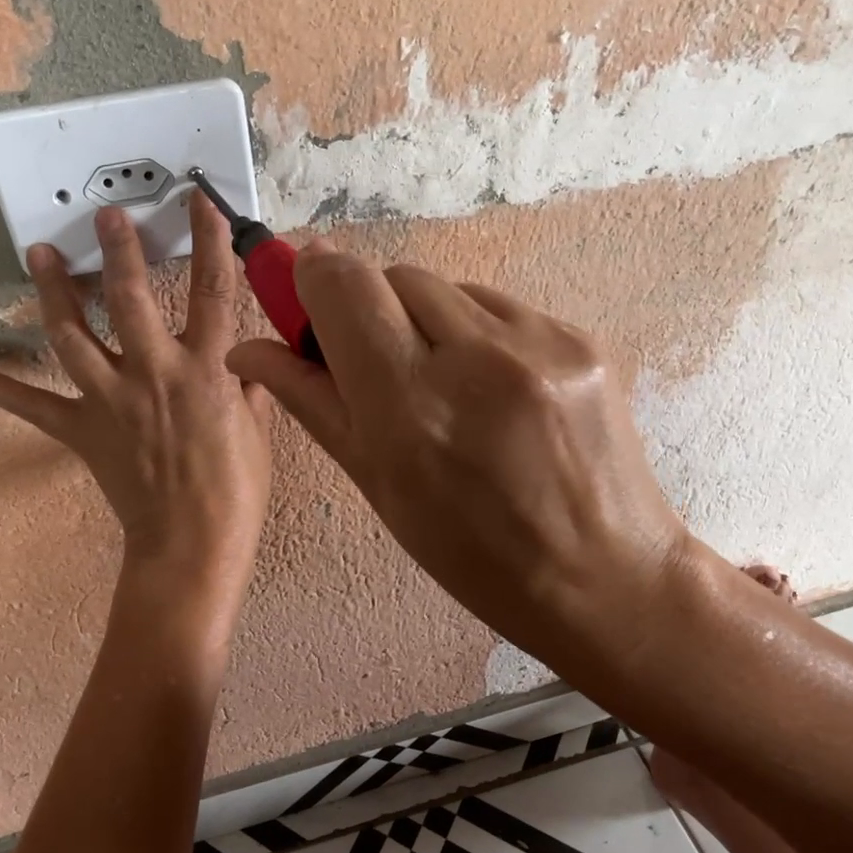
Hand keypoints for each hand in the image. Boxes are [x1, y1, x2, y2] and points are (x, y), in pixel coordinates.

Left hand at [0, 196, 272, 597]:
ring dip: (54, 292)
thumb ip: (248, 381)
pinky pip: (33, 406)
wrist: (191, 545)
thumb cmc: (235, 490)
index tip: (200, 201)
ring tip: (40, 254)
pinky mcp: (82, 430)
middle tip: (105, 216)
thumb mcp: (257, 427)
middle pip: (131, 299)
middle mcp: (156, 374)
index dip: (211, 240)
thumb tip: (243, 353)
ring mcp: (112, 400)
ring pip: (73, 336)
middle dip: (119, 250)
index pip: (214, 290)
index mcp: (206, 370)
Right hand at [226, 246, 696, 671]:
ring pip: (448, 289)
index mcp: (411, 408)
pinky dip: (479, 333)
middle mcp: (476, 358)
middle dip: (371, 308)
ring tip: (449, 387)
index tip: (309, 302)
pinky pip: (501, 308)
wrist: (606, 577)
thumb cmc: (474, 553)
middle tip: (380, 364)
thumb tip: (246, 347)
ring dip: (427, 321)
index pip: (343, 285)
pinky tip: (495, 389)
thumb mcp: (378, 486)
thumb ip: (310, 400)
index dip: (314, 280)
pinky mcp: (582, 337)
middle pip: (393, 275)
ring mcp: (539, 343)